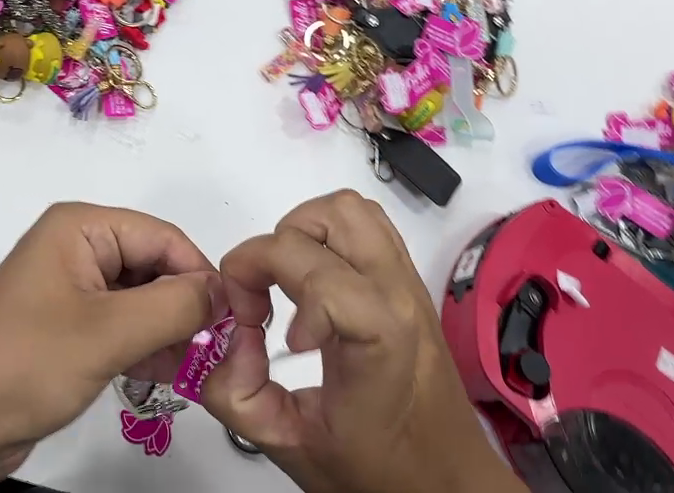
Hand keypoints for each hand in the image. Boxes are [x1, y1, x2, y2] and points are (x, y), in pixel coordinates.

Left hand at [0, 203, 224, 461]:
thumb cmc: (26, 363)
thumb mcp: (109, 332)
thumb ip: (174, 306)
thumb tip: (222, 291)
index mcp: (80, 226)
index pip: (161, 236)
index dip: (200, 274)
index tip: (234, 320)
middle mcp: (76, 247)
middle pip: (153, 265)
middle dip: (185, 307)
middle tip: (218, 353)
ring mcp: (70, 286)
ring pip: (141, 298)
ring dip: (169, 331)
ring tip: (195, 370)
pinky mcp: (67, 324)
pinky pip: (121, 323)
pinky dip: (145, 345)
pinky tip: (164, 375)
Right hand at [203, 191, 522, 492]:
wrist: (445, 478)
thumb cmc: (375, 467)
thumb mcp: (289, 446)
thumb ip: (234, 393)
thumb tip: (227, 334)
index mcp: (380, 341)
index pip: (322, 274)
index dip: (271, 281)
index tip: (261, 328)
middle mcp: (398, 295)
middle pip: (325, 223)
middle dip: (272, 251)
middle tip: (259, 300)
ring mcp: (407, 279)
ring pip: (346, 208)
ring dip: (299, 231)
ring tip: (284, 281)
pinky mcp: (407, 275)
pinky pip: (364, 219)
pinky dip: (324, 231)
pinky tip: (311, 277)